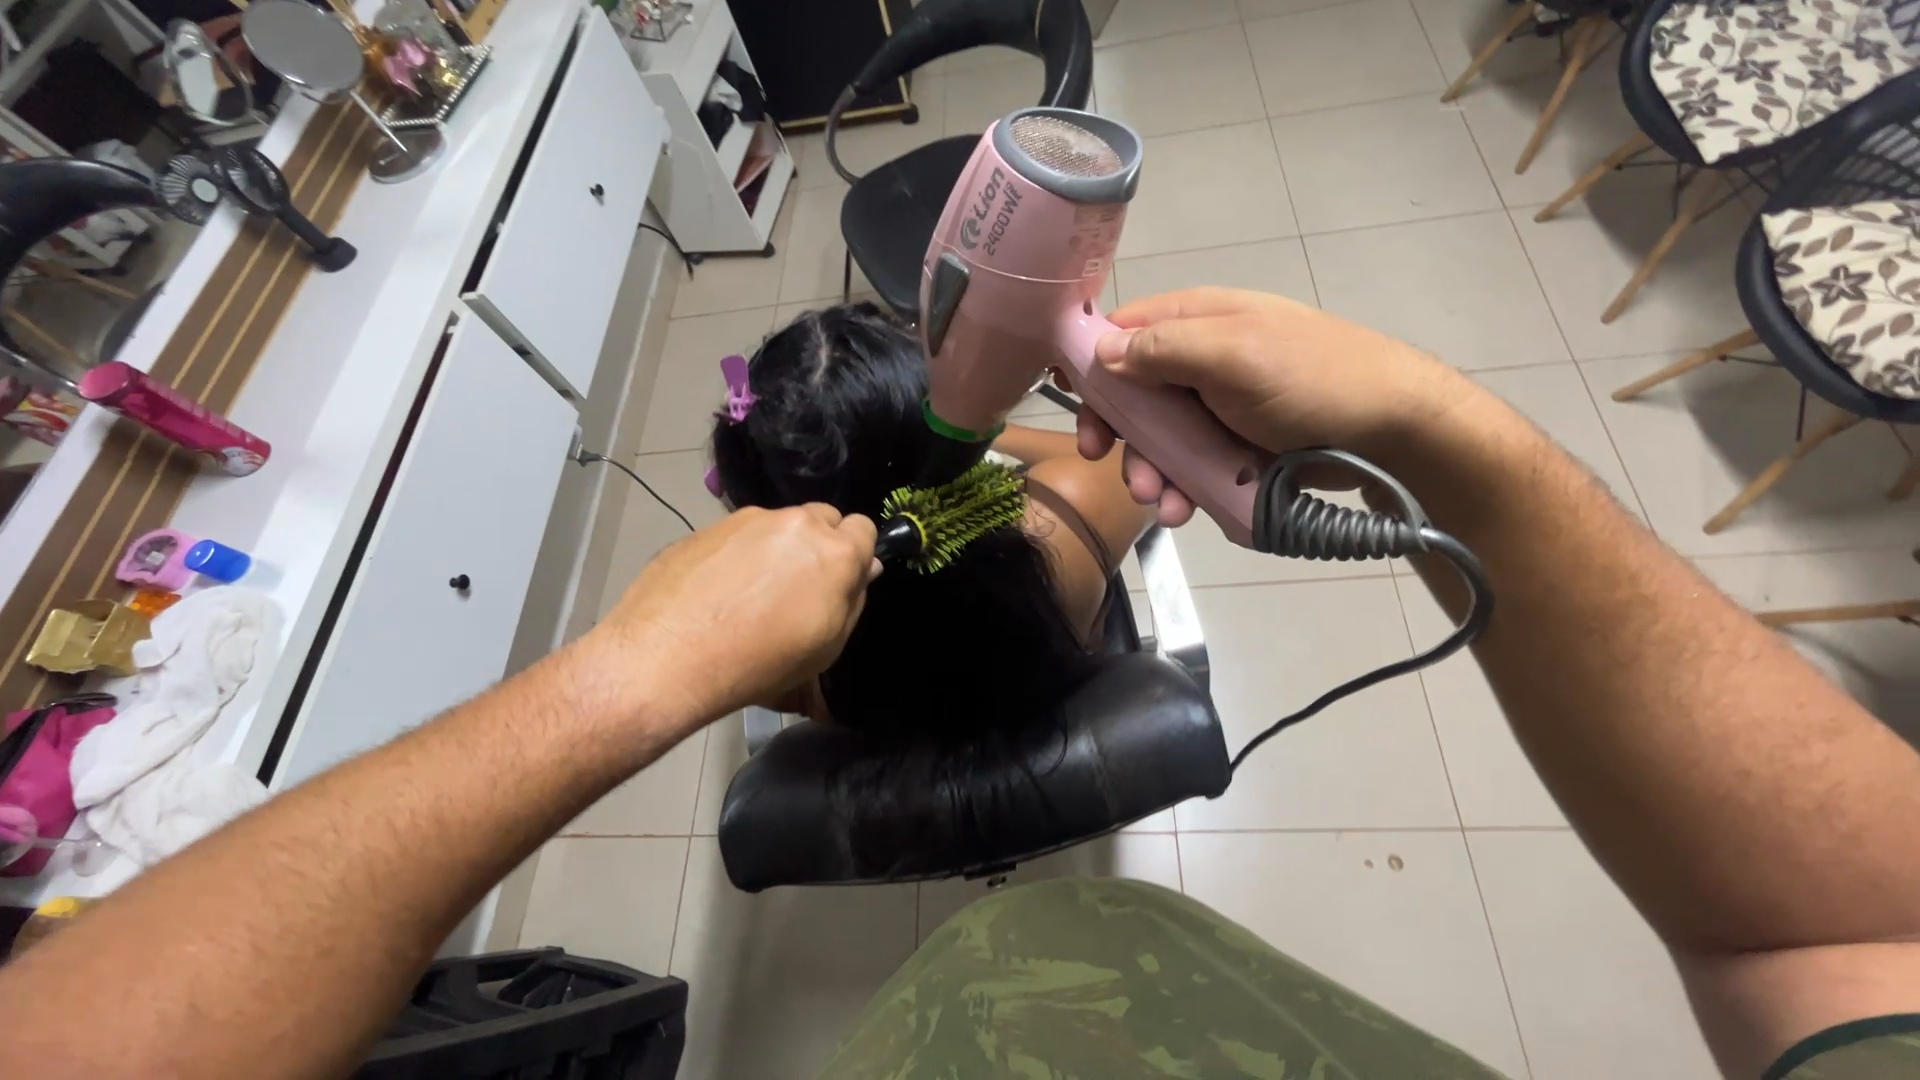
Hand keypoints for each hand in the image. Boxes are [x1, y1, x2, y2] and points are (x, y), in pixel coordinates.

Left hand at [586, 505, 880, 726]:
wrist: (668, 657)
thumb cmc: (760, 663)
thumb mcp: (825, 648)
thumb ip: (852, 601)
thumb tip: (863, 569)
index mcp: (835, 552)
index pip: (864, 529)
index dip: (857, 555)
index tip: (839, 582)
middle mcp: (796, 524)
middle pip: (823, 519)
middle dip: (819, 545)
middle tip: (798, 586)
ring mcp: (748, 519)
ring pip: (779, 525)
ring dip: (777, 548)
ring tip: (751, 593)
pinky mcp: (708, 526)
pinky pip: (738, 534)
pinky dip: (738, 554)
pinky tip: (717, 591)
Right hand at [1076, 287, 1475, 525]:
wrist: (1392, 435)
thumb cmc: (1312, 381)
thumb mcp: (1235, 355)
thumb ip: (1165, 349)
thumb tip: (1102, 351)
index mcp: (1197, 320)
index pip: (1123, 332)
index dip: (1092, 364)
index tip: (1072, 400)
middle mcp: (1199, 360)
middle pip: (1133, 394)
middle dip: (1119, 432)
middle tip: (1104, 461)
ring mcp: (1217, 407)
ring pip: (1159, 439)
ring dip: (1149, 470)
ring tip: (1160, 502)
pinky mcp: (1233, 447)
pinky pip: (1190, 467)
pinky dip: (1181, 489)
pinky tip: (1184, 510)